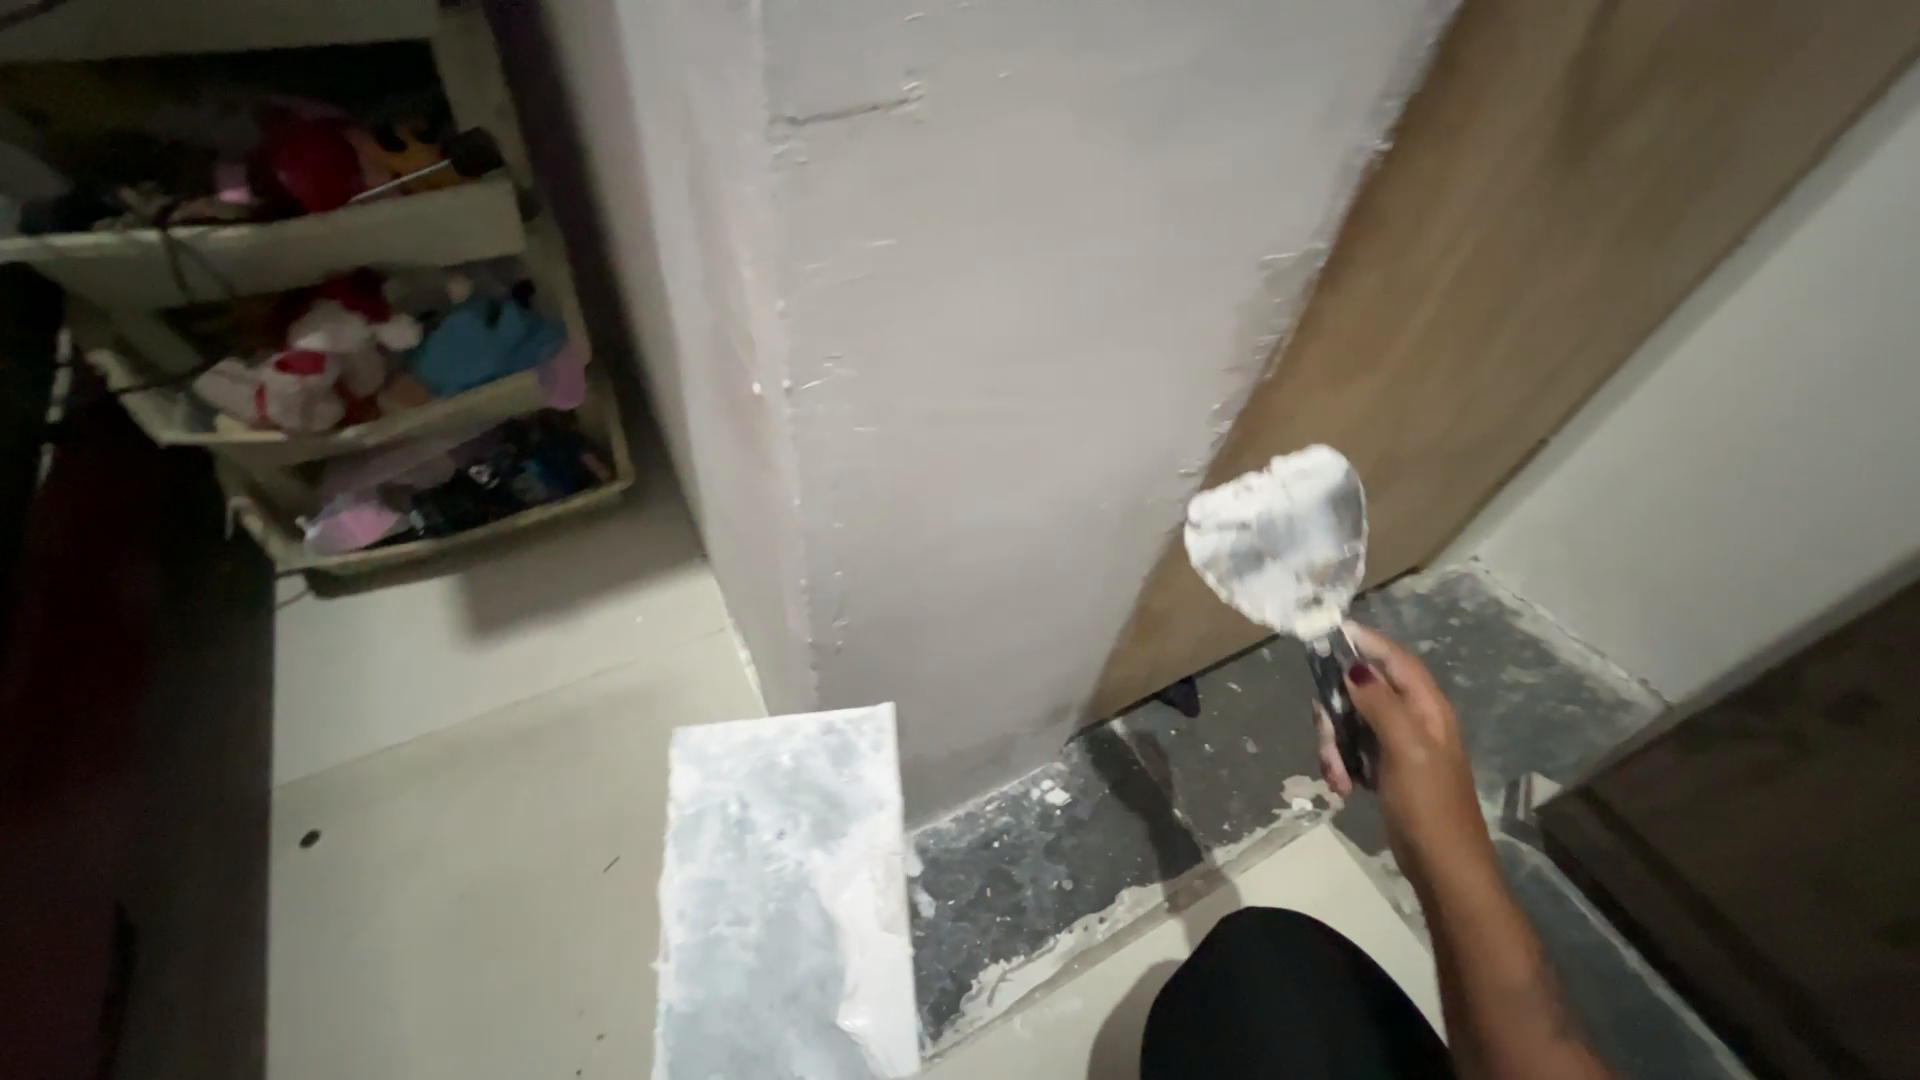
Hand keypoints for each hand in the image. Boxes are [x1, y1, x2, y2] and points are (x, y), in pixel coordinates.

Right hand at [1316, 623, 1495, 889]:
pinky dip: (1340, 763)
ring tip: (1336, 777)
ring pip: (1349, 721)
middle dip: (1335, 712)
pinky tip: (1341, 786)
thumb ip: (1380, 703)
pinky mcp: (1384, 767)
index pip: (1395, 660)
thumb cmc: (1429, 805)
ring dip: (1334, 744)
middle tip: (1326, 738)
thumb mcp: (1405, 749)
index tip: (1331, 629)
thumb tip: (1354, 665)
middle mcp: (1413, 719)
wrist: (1444, 868)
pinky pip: (1351, 749)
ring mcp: (1397, 744)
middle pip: (1361, 691)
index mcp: (1427, 709)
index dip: (1367, 641)